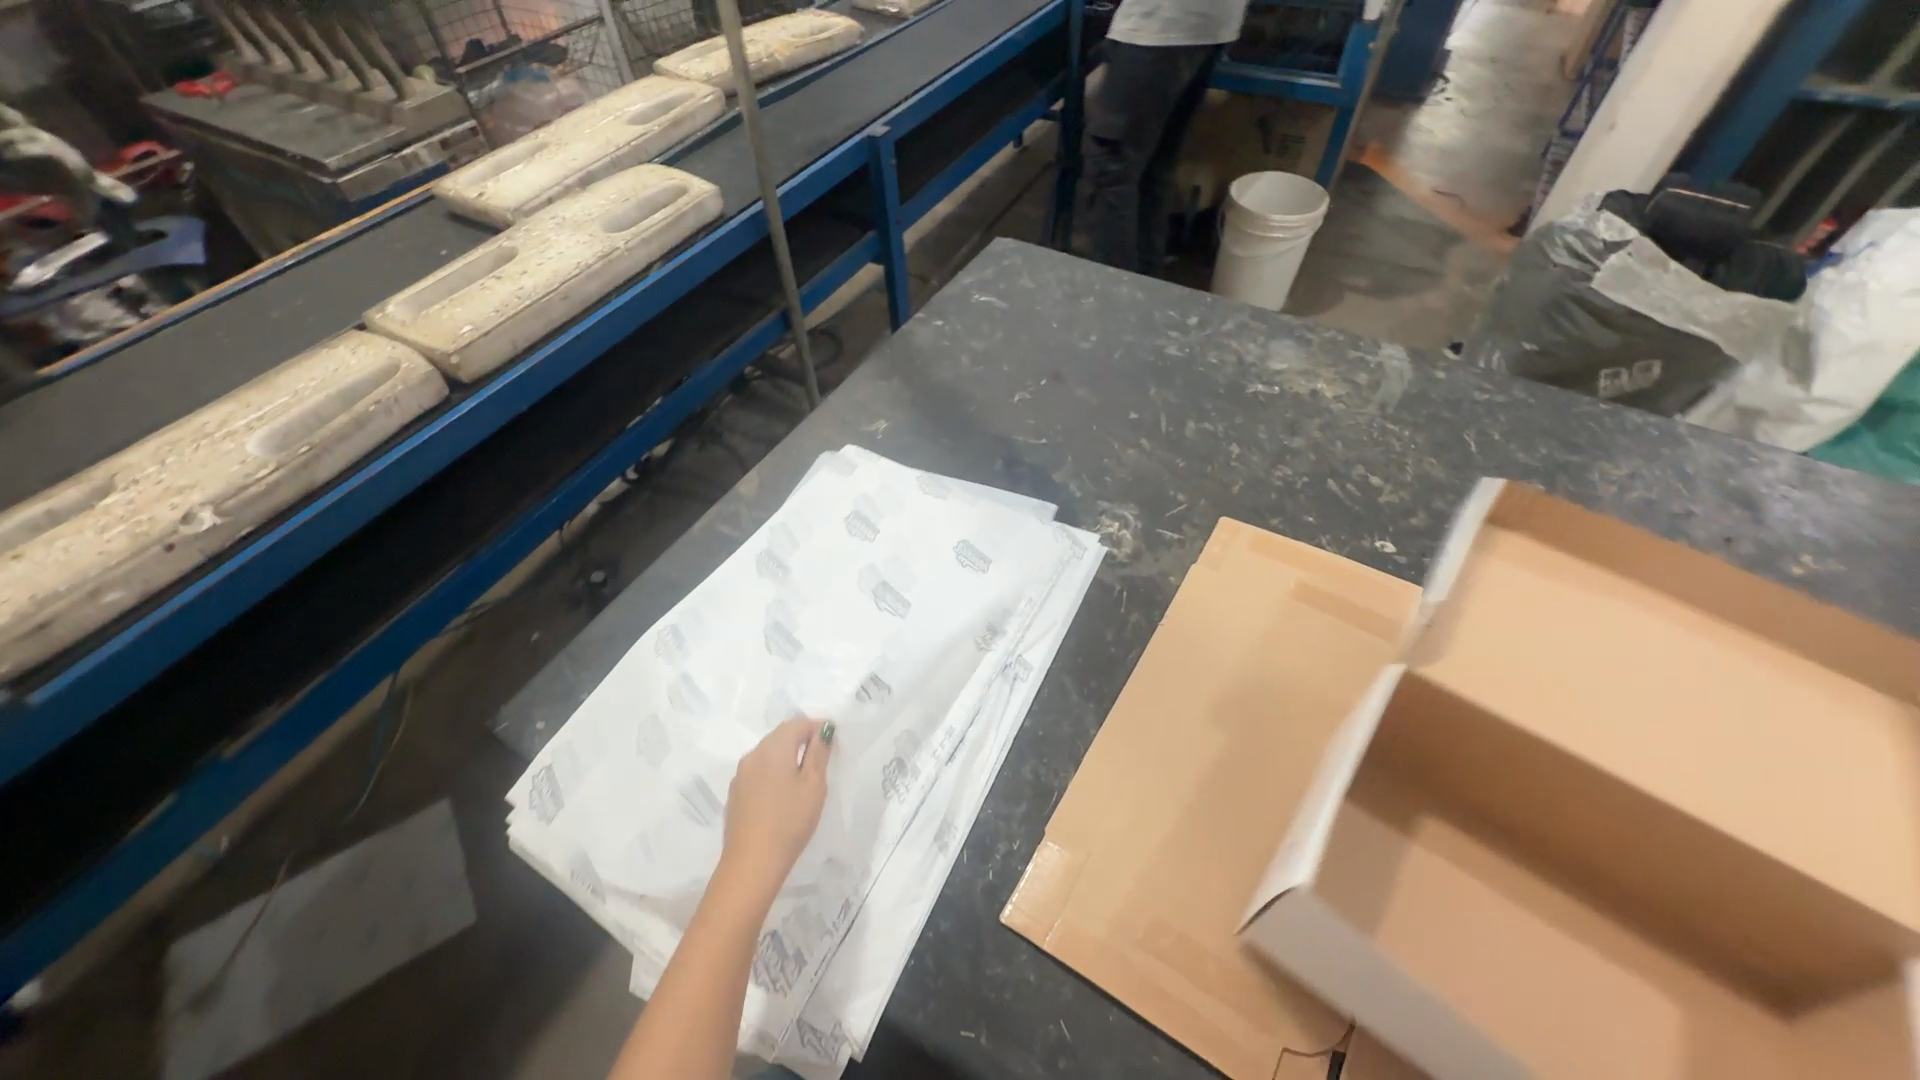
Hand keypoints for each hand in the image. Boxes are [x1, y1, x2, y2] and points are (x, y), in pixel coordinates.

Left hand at [718, 718, 831, 902]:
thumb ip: (819, 753)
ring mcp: (740, 774)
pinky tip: (782, 794)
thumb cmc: (790, 821)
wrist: (752, 862)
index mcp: (773, 748)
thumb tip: (822, 731)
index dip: (818, 727)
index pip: (797, 723)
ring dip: (787, 756)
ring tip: (804, 777)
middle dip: (802, 739)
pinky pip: (758, 771)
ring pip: (768, 753)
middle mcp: (753, 754)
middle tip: (822, 758)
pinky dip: (773, 772)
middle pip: (780, 735)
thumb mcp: (814, 785)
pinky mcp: (735, 793)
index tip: (833, 741)